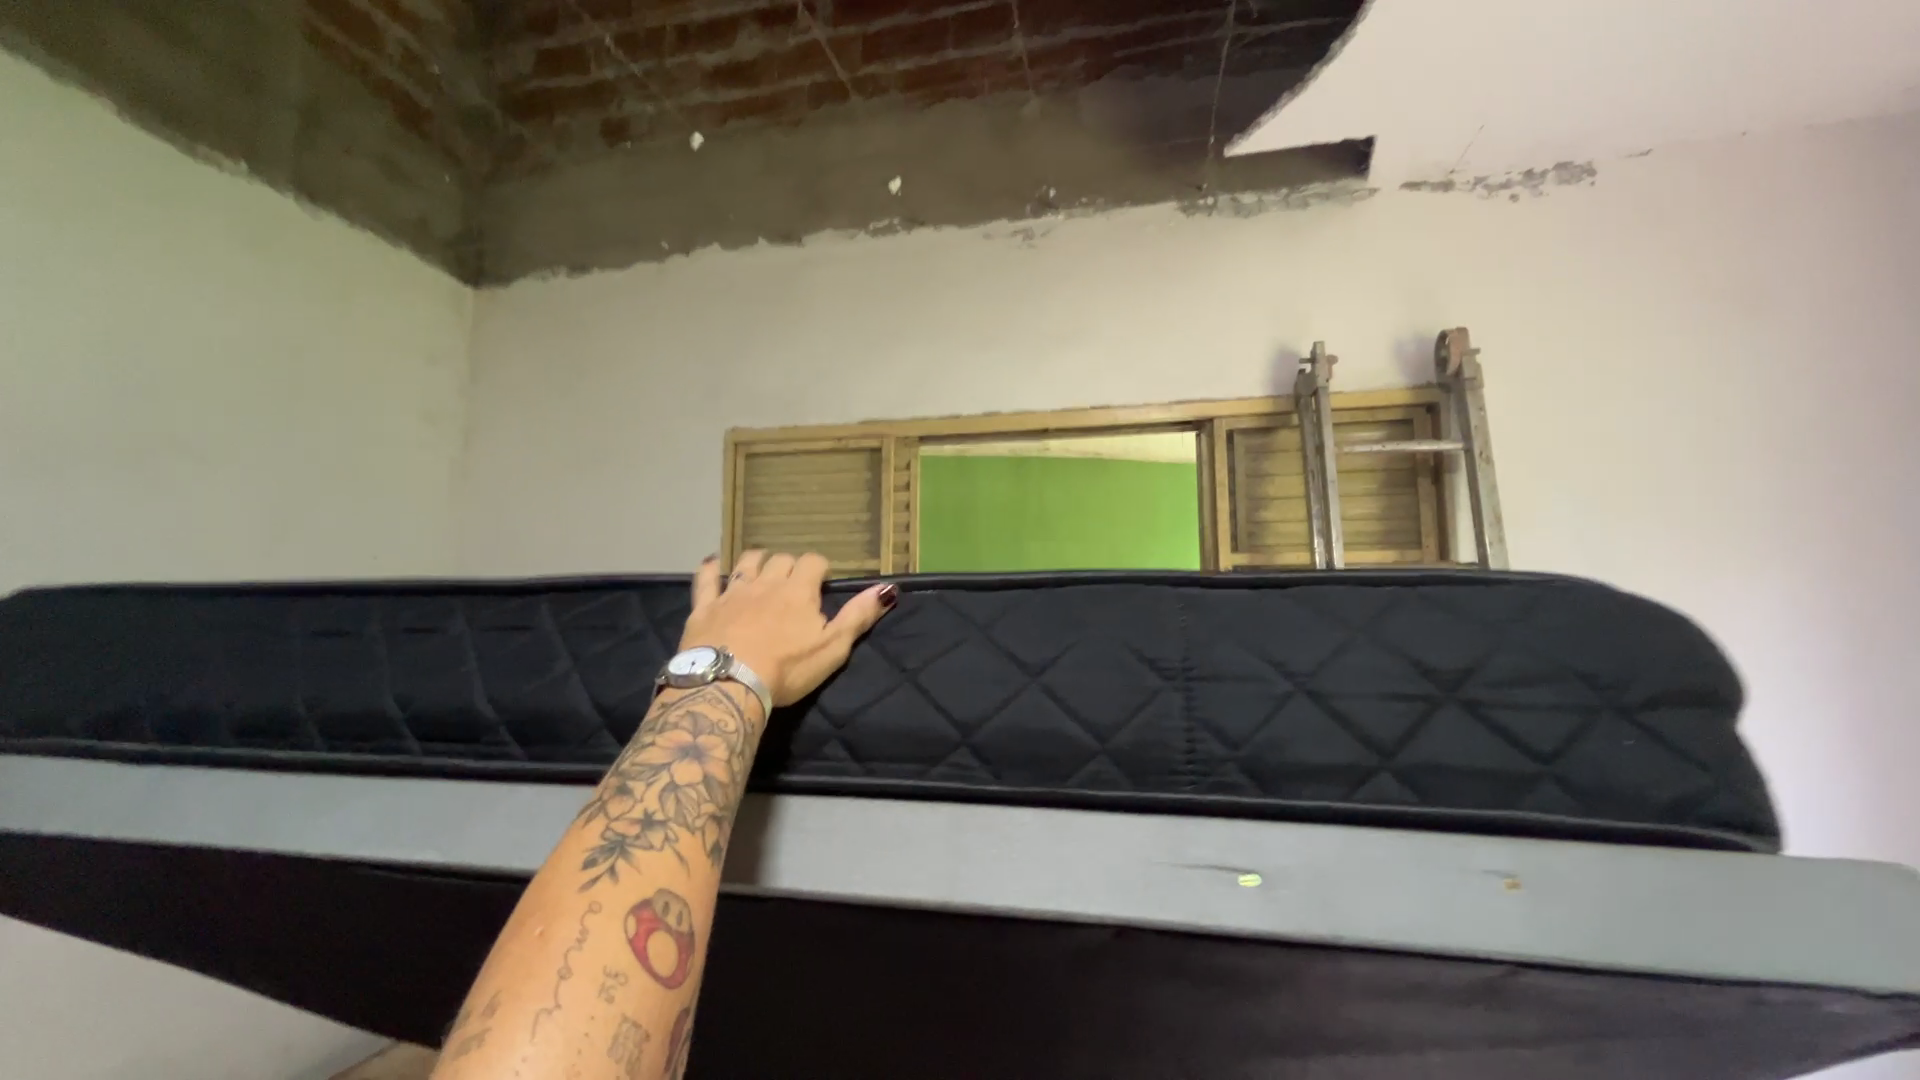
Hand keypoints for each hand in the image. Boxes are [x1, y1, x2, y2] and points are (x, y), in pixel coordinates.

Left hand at [682, 551, 897, 707]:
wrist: (729, 683)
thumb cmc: (787, 668)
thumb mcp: (833, 647)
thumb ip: (859, 616)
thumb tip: (888, 588)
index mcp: (798, 591)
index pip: (813, 562)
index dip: (819, 569)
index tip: (821, 582)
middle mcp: (766, 583)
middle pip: (780, 560)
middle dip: (789, 566)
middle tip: (793, 583)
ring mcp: (733, 592)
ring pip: (746, 562)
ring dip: (756, 561)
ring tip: (761, 568)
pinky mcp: (705, 607)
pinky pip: (706, 580)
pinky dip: (710, 569)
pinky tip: (712, 563)